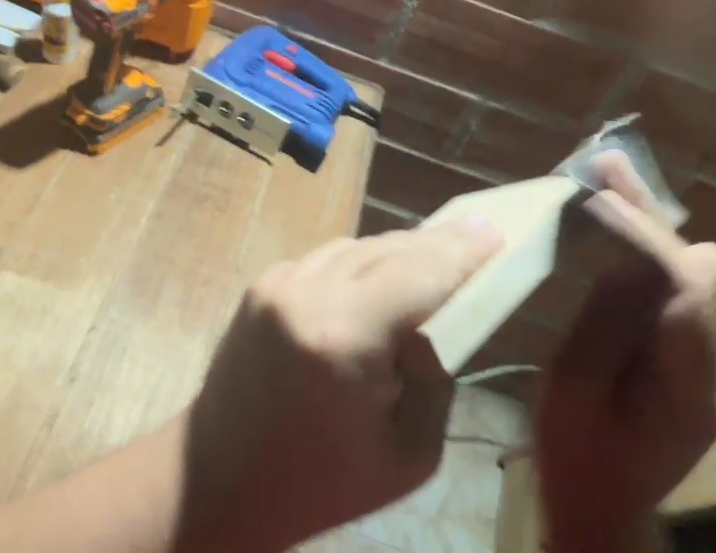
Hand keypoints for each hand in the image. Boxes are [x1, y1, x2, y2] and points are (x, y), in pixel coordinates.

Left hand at [178, 217, 503, 551]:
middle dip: (440, 244)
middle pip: (392, 249)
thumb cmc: (322, 482)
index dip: (463, 252)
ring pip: (361, 246)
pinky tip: (382, 280)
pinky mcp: (264, 281)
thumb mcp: (409, 453)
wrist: (217, 479)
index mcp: (344, 339)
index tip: (498, 233)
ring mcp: (280, 280)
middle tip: (481, 233)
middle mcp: (307, 293)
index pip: (421, 273)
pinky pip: (332, 257)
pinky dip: (364, 264)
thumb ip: (437, 375)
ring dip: (401, 252)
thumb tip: (444, 312)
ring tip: (438, 258)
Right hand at [536, 152, 715, 551]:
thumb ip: (607, 322)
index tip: (597, 198)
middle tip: (606, 173)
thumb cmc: (579, 454)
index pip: (692, 287)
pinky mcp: (706, 353)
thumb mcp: (574, 391)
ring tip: (614, 177)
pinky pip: (701, 287)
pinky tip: (624, 213)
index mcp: (694, 384)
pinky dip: (663, 247)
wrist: (603, 505)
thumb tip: (624, 259)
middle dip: (661, 223)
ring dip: (667, 228)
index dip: (646, 235)